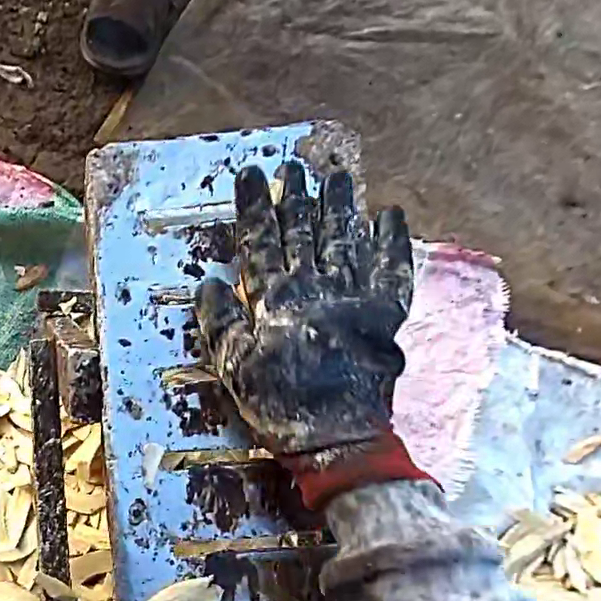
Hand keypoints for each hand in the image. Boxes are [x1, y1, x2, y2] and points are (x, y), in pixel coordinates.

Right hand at [194, 161, 413, 459]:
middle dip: (295, 197)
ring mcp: (355, 297)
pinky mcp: (386, 313)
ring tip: (336, 175)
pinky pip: (390, 268)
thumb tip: (209, 284)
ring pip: (345, 239)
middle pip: (303, 233)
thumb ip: (221, 324)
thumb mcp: (233, 368)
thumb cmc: (278, 403)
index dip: (254, 208)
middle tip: (292, 166)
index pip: (261, 243)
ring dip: (339, 206)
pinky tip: (387, 214)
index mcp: (276, 301)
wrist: (338, 434)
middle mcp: (317, 289)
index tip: (250, 176)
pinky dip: (390, 240)